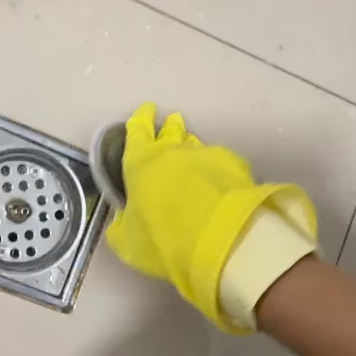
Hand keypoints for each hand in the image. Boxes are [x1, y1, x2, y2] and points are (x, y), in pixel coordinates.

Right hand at [105, 103, 317, 332]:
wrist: (219, 239)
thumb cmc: (163, 239)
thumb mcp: (128, 244)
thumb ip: (121, 227)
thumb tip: (121, 220)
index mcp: (140, 164)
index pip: (137, 133)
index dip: (140, 121)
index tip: (146, 111)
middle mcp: (172, 152)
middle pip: (170, 131)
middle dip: (169, 126)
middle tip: (171, 124)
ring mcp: (206, 155)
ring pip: (195, 143)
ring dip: (191, 145)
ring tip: (191, 152)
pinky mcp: (233, 164)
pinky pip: (220, 159)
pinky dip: (216, 166)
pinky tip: (218, 177)